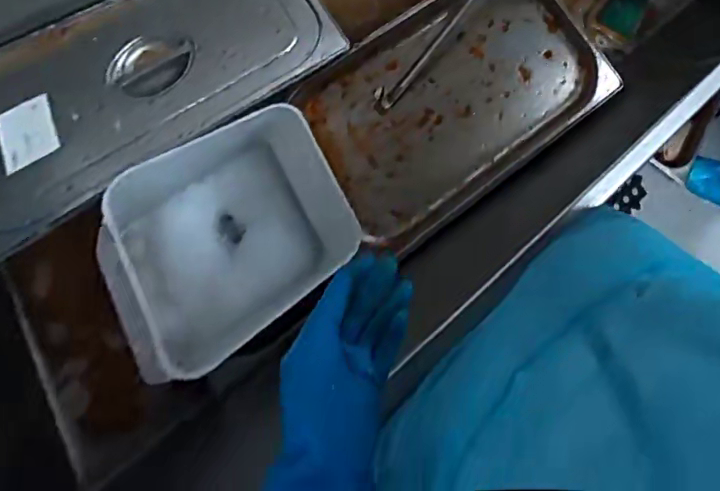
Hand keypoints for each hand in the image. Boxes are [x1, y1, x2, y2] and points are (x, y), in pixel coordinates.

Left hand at [264, 252, 411, 490]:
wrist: (329, 463)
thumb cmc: (318, 401)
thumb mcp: (319, 347)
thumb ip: (332, 310)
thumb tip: (345, 277)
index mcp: (314, 341)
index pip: (335, 300)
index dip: (352, 278)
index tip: (370, 256)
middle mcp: (333, 350)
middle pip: (356, 311)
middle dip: (374, 286)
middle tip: (393, 262)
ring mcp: (353, 368)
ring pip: (372, 328)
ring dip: (388, 304)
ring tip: (406, 282)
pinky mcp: (371, 384)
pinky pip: (383, 351)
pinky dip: (393, 331)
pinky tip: (404, 311)